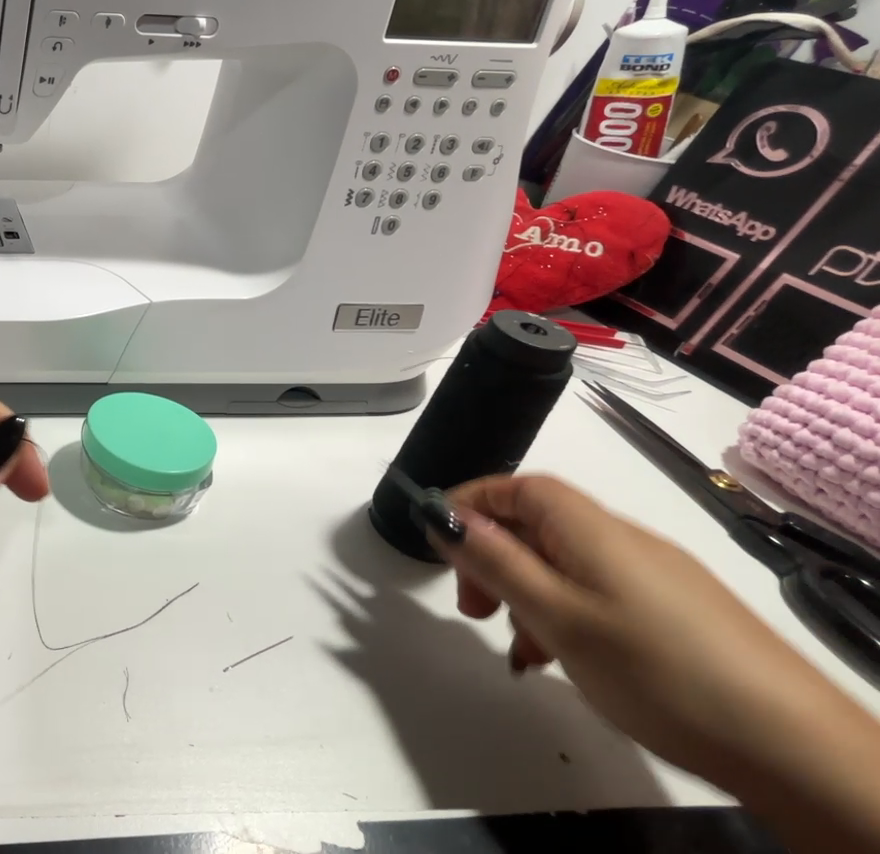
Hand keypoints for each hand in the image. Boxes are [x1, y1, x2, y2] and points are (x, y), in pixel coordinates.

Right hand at [435, 475, 879, 852]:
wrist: (795, 748)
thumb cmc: (656, 670)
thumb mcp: (556, 616)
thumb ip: (495, 562)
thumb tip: (444, 517)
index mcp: (592, 530)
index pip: (518, 486)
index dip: (470, 502)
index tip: (438, 542)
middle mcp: (622, 541)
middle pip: (536, 525)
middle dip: (490, 557)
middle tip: (473, 608)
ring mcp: (653, 577)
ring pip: (561, 565)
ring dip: (522, 594)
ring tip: (518, 647)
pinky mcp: (674, 613)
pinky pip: (595, 594)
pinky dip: (561, 615)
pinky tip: (561, 659)